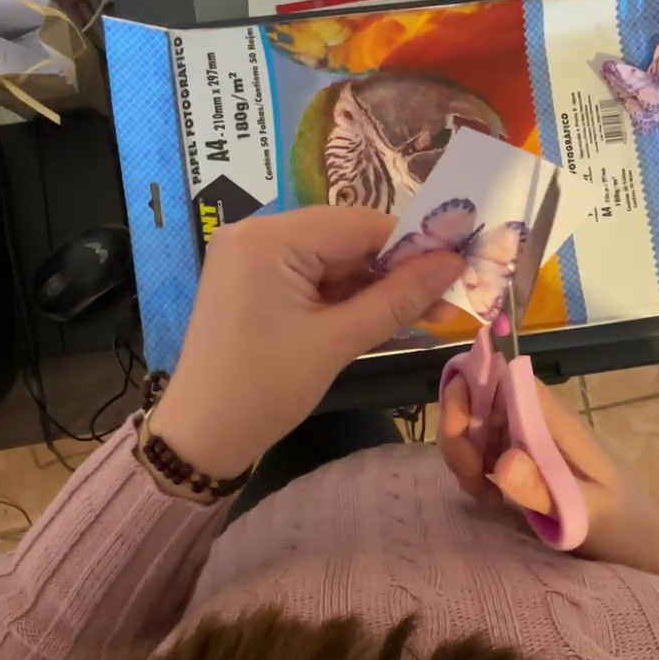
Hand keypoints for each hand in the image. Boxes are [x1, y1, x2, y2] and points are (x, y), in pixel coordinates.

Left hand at [148, 207, 463, 477]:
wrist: (200, 436)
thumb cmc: (265, 389)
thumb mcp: (337, 342)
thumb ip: (397, 299)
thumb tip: (454, 264)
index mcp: (269, 238)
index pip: (359, 223)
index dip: (413, 243)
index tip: (458, 266)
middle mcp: (255, 232)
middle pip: (345, 237)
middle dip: (394, 268)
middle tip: (444, 298)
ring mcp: (250, 255)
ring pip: (330, 258)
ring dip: (372, 285)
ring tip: (421, 313)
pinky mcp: (251, 279)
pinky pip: (309, 275)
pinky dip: (343, 295)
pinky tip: (378, 314)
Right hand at [439, 376, 658, 592]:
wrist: (647, 544)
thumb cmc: (624, 523)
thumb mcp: (586, 511)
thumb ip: (541, 489)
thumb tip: (501, 461)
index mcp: (552, 417)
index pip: (497, 375)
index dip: (466, 393)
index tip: (462, 442)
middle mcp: (535, 417)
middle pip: (476, 398)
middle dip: (457, 435)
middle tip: (472, 480)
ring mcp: (527, 436)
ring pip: (472, 425)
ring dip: (463, 456)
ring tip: (485, 496)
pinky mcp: (523, 457)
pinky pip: (482, 449)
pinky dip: (474, 471)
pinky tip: (491, 498)